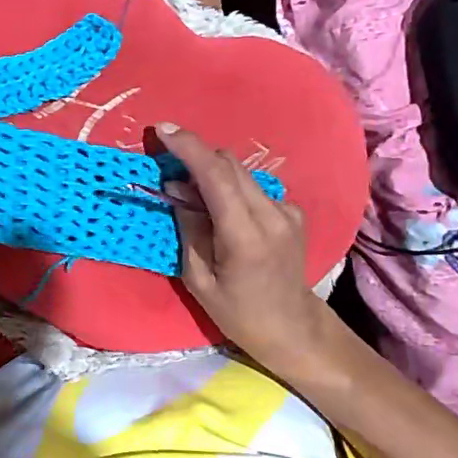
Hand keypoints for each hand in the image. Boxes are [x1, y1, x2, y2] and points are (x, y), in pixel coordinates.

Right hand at [155, 123, 339, 379]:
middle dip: (197, 157)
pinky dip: (232, 190)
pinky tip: (225, 214)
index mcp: (245, 236)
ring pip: (242, 173)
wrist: (292, 327)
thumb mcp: (199, 280)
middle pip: (230, 165)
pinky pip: (254, 188)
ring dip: (213, 173)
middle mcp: (272, 215)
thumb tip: (176, 188)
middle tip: (169, 167)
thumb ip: (189, 228)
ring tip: (193, 194)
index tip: (163, 131)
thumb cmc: (238, 313)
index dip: (189, 148)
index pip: (216, 176)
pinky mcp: (293, 212)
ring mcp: (287, 211)